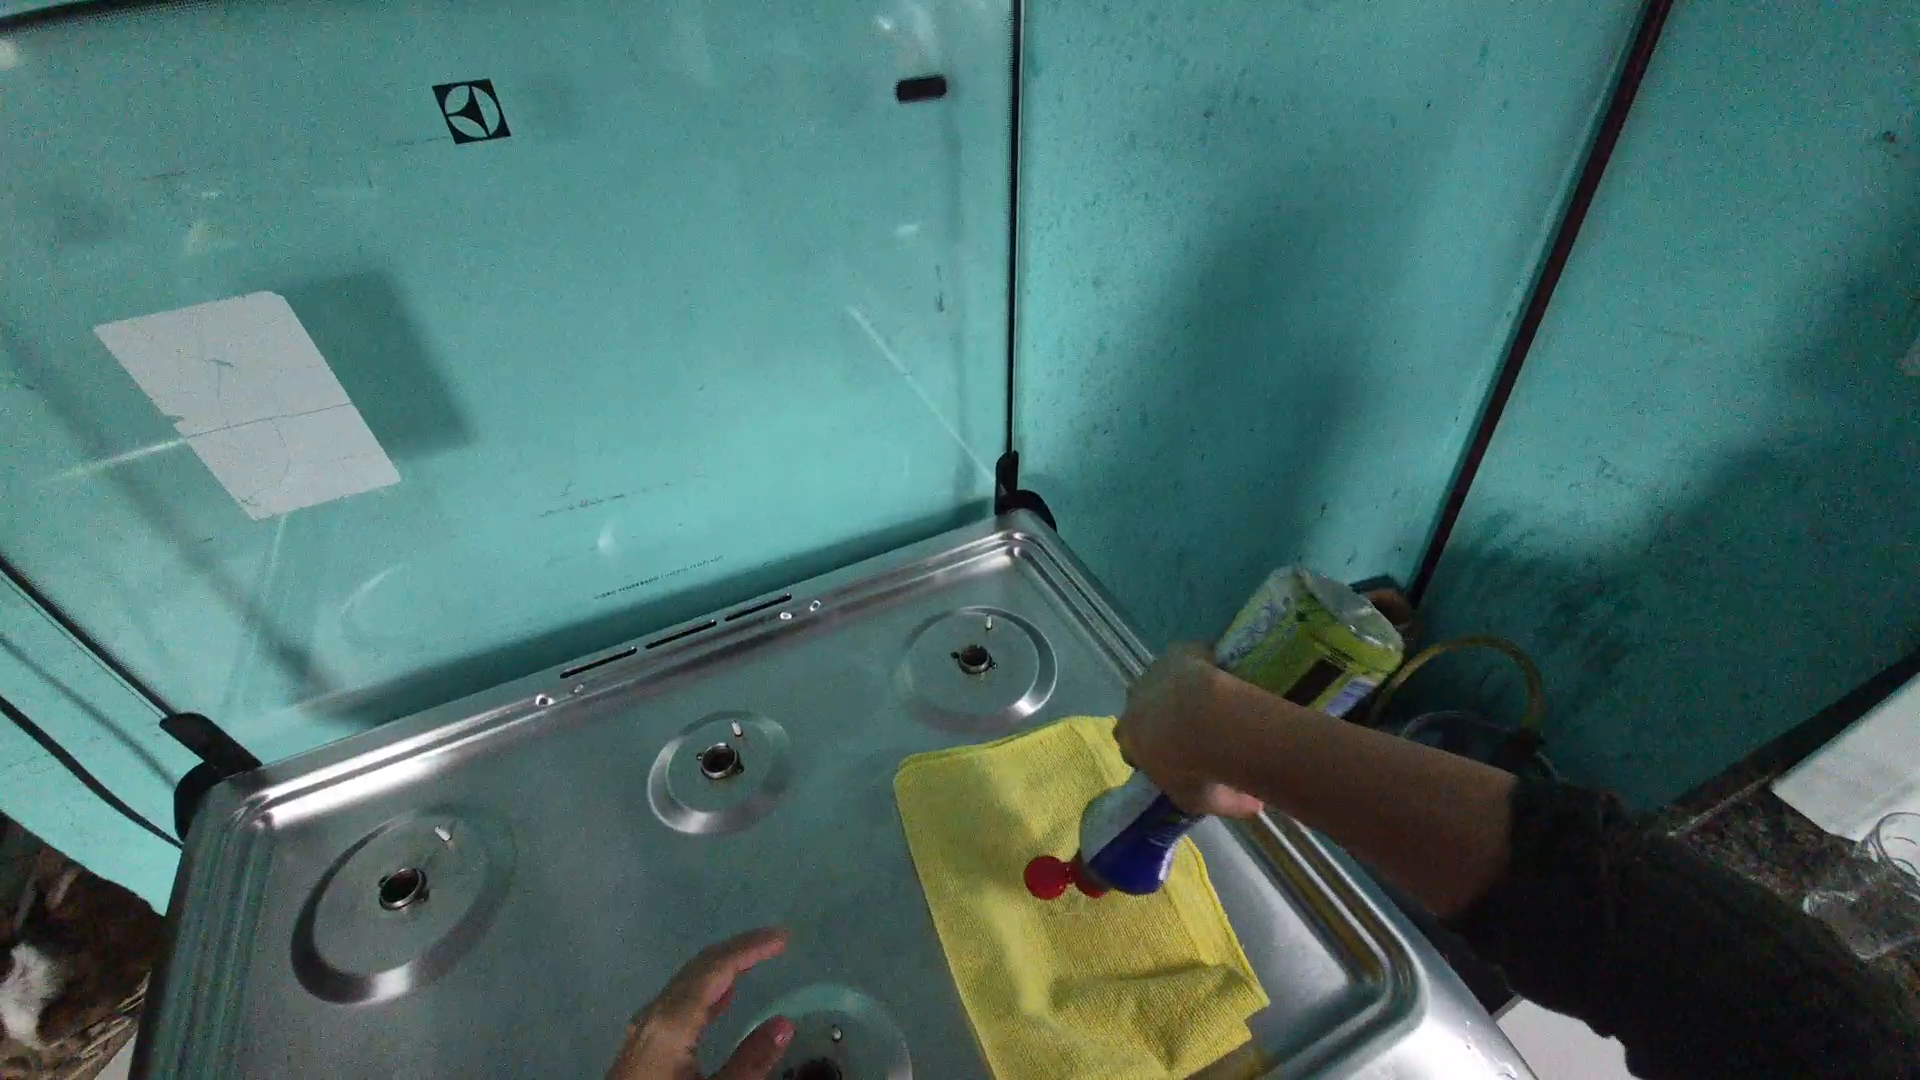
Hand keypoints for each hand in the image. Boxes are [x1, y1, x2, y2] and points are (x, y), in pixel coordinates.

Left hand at [605, 927, 794, 1079]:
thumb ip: (750, 1062)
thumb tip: (784, 1023)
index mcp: (672, 1023)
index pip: (717, 967)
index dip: (751, 947)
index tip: (784, 938)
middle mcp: (654, 1016)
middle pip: (700, 966)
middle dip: (738, 949)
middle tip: (774, 942)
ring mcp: (642, 1031)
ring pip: (686, 981)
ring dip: (722, 967)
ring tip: (754, 962)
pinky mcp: (640, 1049)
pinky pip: (678, 1000)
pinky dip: (706, 988)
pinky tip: (720, 999)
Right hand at [1115, 644, 1264, 817]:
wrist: (1205, 721)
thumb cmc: (1194, 768)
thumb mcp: (1206, 801)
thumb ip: (1224, 801)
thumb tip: (1251, 803)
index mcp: (1130, 741)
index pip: (1131, 746)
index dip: (1151, 750)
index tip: (1176, 758)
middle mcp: (1133, 705)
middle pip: (1142, 709)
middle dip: (1162, 715)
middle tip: (1196, 727)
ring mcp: (1151, 676)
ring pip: (1163, 682)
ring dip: (1180, 688)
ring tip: (1213, 698)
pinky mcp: (1174, 654)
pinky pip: (1187, 657)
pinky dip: (1202, 662)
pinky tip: (1224, 672)